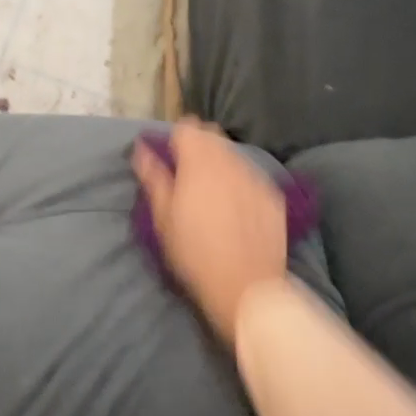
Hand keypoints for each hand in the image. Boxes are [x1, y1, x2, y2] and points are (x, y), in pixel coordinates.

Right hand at [132, 119, 288, 342]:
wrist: (246, 287)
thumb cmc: (195, 255)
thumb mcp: (164, 219)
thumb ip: (153, 178)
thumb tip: (142, 149)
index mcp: (198, 164)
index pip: (187, 128)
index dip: (175, 138)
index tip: (169, 155)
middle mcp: (229, 162)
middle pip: (213, 135)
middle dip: (199, 145)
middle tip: (187, 170)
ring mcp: (255, 177)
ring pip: (234, 154)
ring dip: (220, 161)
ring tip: (211, 187)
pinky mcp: (273, 196)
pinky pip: (252, 175)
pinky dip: (240, 180)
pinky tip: (235, 203)